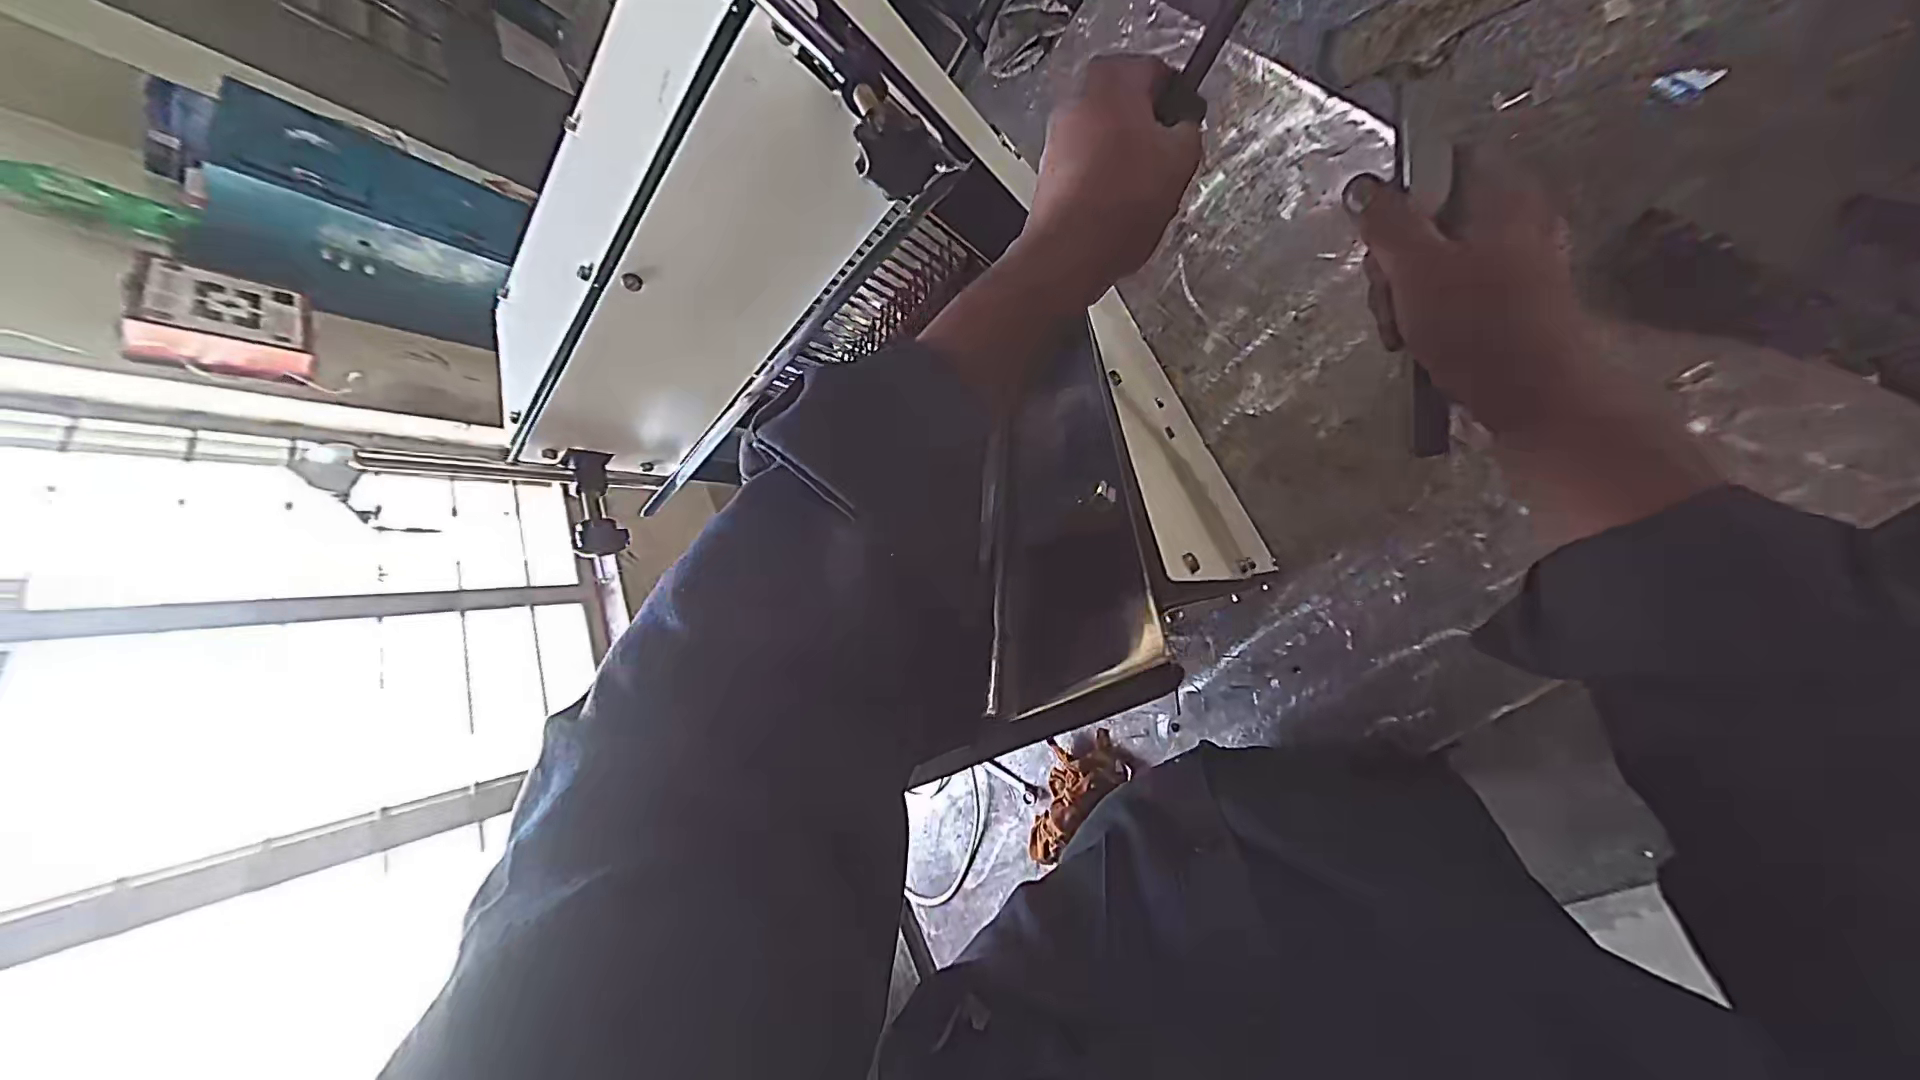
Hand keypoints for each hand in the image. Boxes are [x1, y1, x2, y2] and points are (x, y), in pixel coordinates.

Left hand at [1013, 55, 1202, 306]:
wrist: (1069, 253)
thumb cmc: (1124, 201)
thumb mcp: (1181, 161)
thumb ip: (1189, 132)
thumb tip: (1184, 130)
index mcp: (1112, 80)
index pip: (1157, 72)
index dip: (1178, 100)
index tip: (1189, 124)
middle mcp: (1076, 102)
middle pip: (1126, 110)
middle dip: (1148, 135)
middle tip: (1168, 164)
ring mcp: (1056, 141)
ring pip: (1104, 144)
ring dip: (1124, 164)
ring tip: (1143, 197)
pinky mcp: (1047, 179)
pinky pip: (1085, 174)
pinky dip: (1102, 187)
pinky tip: (1116, 213)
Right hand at [1344, 150, 1718, 542]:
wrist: (1532, 398)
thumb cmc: (1478, 327)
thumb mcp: (1419, 270)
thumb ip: (1388, 225)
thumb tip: (1361, 188)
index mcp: (1504, 200)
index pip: (1444, 165)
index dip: (1402, 195)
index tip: (1380, 236)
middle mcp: (1510, 225)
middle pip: (1426, 223)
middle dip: (1392, 264)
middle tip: (1391, 296)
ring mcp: (1506, 268)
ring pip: (1427, 266)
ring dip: (1399, 298)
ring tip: (1402, 331)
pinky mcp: (1497, 307)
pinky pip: (1441, 297)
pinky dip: (1420, 318)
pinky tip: (1415, 343)